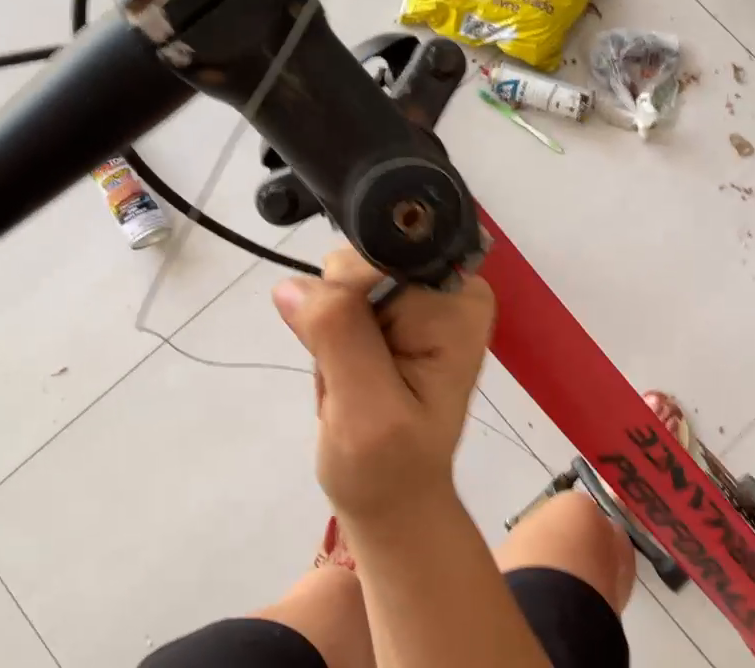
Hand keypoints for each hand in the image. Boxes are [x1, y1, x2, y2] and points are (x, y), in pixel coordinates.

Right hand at [273, 247, 494, 522]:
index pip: (383, 257)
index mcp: (458, 301)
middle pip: (360, 261)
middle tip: (353, 376)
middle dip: (340, 316)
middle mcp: (447, 286)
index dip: (349, 295)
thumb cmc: (388, 468)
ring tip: (351, 378)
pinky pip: (338, 297)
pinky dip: (330, 335)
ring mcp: (421, 295)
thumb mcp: (366, 412)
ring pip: (341, 279)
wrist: (393, 498)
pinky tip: (347, 370)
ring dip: (332, 329)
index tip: (348, 347)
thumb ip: (340, 338)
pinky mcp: (396, 308)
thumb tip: (296, 284)